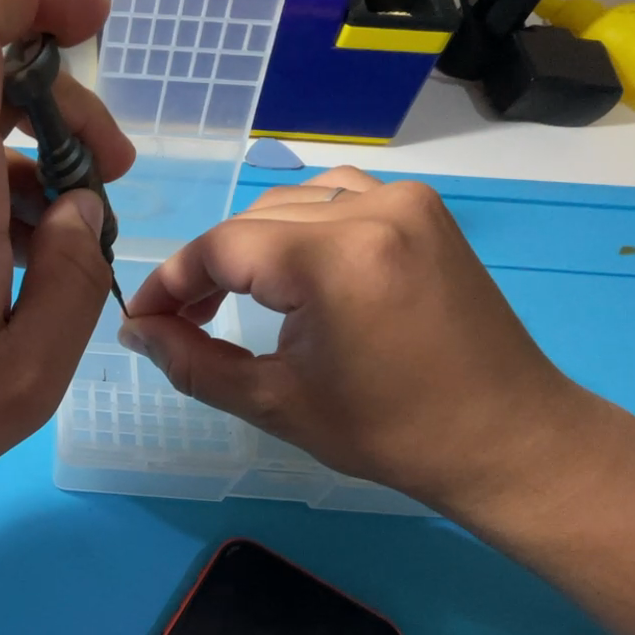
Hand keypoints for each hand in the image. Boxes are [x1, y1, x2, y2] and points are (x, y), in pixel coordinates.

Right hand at [120, 167, 601, 515]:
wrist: (499, 435)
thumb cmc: (383, 432)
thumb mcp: (272, 403)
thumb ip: (191, 363)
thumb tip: (136, 333)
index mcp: (335, 259)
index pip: (221, 247)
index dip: (168, 282)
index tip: (138, 322)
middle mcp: (373, 210)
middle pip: (250, 222)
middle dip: (202, 271)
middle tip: (176, 325)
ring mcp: (405, 203)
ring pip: (288, 204)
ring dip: (244, 247)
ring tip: (223, 301)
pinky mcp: (422, 212)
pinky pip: (333, 199)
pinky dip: (292, 229)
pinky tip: (283, 271)